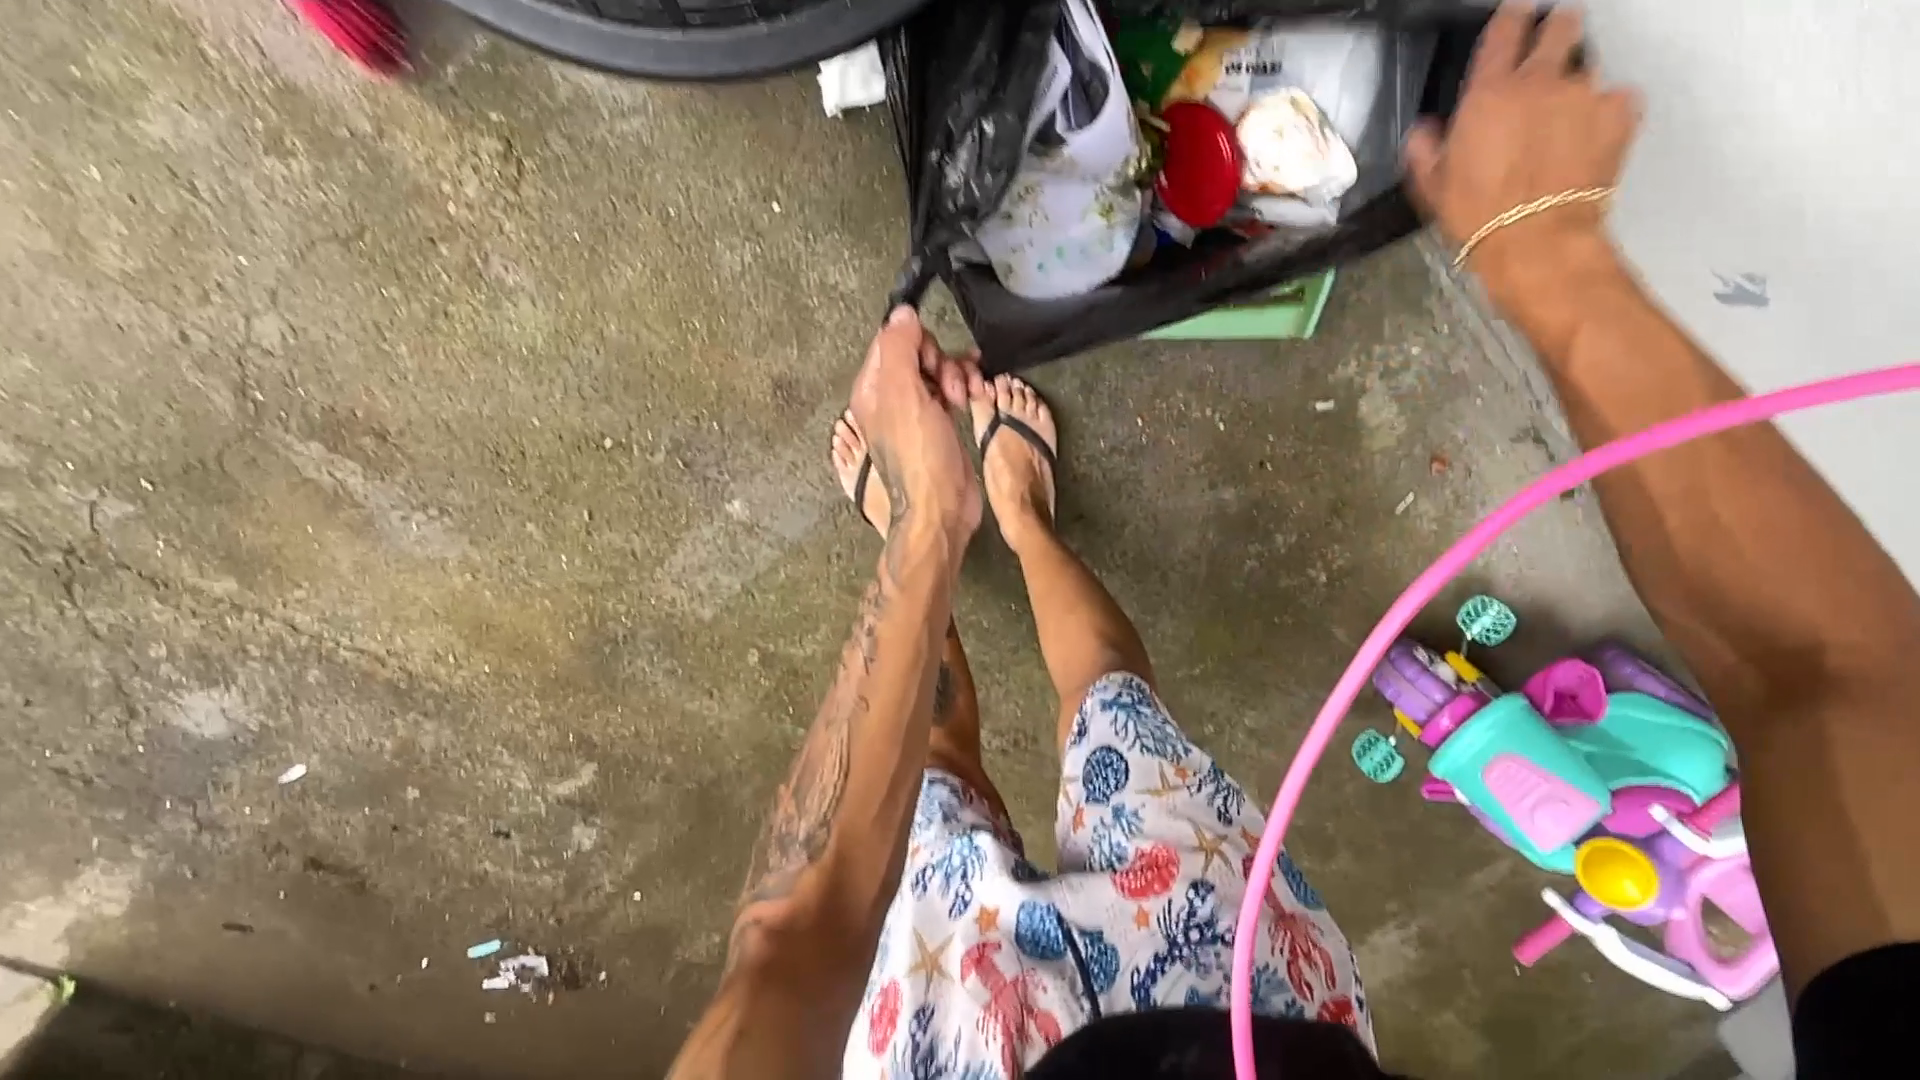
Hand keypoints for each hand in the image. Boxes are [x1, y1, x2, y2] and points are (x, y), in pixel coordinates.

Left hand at [848, 307, 983, 546]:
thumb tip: (902, 312)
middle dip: (940, 360)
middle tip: (948, 387)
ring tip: (964, 395)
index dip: (916, 342)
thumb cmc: (920, 456)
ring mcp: (914, 410)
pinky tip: (973, 395)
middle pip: (917, 352)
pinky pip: (949, 388)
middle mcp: (889, 397)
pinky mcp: (937, 422)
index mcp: (872, 388)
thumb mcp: (904, 396)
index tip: (930, 362)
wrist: (941, 507)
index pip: (891, 339)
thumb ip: (899, 349)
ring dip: (956, 373)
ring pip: (937, 369)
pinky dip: (963, 385)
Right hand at [1404, 2, 1639, 300]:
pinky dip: (1605, 113)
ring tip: (1563, 121)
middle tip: (1550, 54)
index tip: (1515, 15)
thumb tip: (1423, 132)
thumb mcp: (1433, 186)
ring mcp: (1586, 93)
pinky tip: (1588, 139)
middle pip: (1563, 25)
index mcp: (1490, 93)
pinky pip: (1616, 99)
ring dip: (1574, 86)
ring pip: (1587, 68)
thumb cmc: (1477, 214)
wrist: (1535, 239)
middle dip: (1557, 32)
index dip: (1511, 17)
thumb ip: (1426, 149)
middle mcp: (1541, 80)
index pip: (1506, 28)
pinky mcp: (1619, 113)